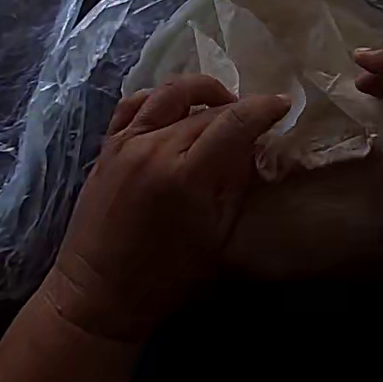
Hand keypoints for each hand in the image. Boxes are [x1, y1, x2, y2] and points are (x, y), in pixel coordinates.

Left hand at [41, 75, 289, 341]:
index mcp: (187, 175)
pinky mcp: (108, 144)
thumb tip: (253, 145)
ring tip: (220, 103)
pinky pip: (135, 102)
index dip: (264, 108)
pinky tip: (176, 107)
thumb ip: (236, 183)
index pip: (234, 122)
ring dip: (202, 90)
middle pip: (207, 109)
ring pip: (171, 93)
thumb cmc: (166, 276)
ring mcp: (127, 141)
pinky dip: (160, 97)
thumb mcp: (218, 235)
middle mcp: (156, 147)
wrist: (99, 290)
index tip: (283, 105)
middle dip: (239, 108)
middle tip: (256, 118)